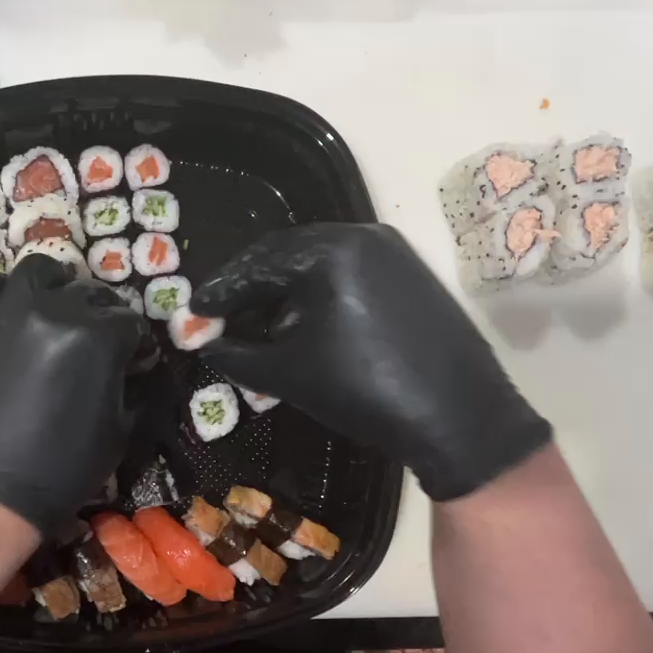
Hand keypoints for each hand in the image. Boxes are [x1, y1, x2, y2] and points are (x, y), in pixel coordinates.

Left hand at [0, 254, 147, 529]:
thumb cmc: (59, 471)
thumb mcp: (117, 434)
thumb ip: (129, 388)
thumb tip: (133, 367)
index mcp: (96, 338)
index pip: (130, 322)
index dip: (138, 343)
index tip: (136, 360)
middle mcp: (53, 312)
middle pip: (88, 292)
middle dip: (102, 313)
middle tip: (100, 338)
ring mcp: (7, 313)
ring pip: (37, 271)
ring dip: (55, 284)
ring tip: (56, 304)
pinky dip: (3, 292)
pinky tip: (11, 308)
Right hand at [192, 222, 550, 500]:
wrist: (458, 415)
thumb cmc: (364, 390)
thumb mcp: (288, 375)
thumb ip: (238, 355)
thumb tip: (208, 346)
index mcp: (329, 252)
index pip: (257, 265)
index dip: (221, 291)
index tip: (194, 310)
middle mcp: (362, 237)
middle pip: (287, 254)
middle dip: (251, 286)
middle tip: (221, 311)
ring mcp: (392, 252)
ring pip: (319, 261)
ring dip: (284, 289)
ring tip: (260, 322)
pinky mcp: (410, 273)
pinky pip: (349, 271)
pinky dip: (318, 292)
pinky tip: (305, 322)